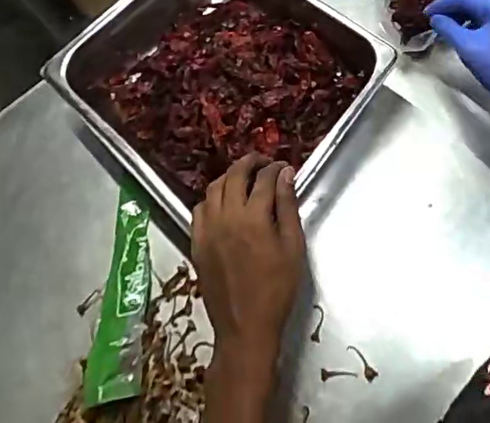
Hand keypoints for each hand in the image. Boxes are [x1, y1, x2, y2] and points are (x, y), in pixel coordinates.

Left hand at [193, 154, 304, 352]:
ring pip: (214, 187)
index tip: (283, 167)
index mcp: (253, 217)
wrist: (245, 328)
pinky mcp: (196, 241)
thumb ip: (288, 207)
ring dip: (229, 176)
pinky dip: (212, 198)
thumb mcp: (292, 248)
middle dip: (250, 162)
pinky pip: (200, 208)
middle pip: (235, 175)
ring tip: (243, 177)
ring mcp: (208, 227)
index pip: (264, 179)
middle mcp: (227, 215)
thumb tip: (286, 175)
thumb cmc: (276, 290)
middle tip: (262, 162)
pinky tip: (222, 202)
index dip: (275, 168)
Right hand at [426, 0, 489, 147]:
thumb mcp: (467, 46)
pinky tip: (458, 35)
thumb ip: (448, 28)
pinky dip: (467, 26)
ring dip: (457, 17)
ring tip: (442, 26)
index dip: (442, 4)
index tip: (425, 13)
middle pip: (471, 2)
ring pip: (476, 13)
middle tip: (431, 18)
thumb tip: (435, 18)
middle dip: (449, 9)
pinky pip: (482, 24)